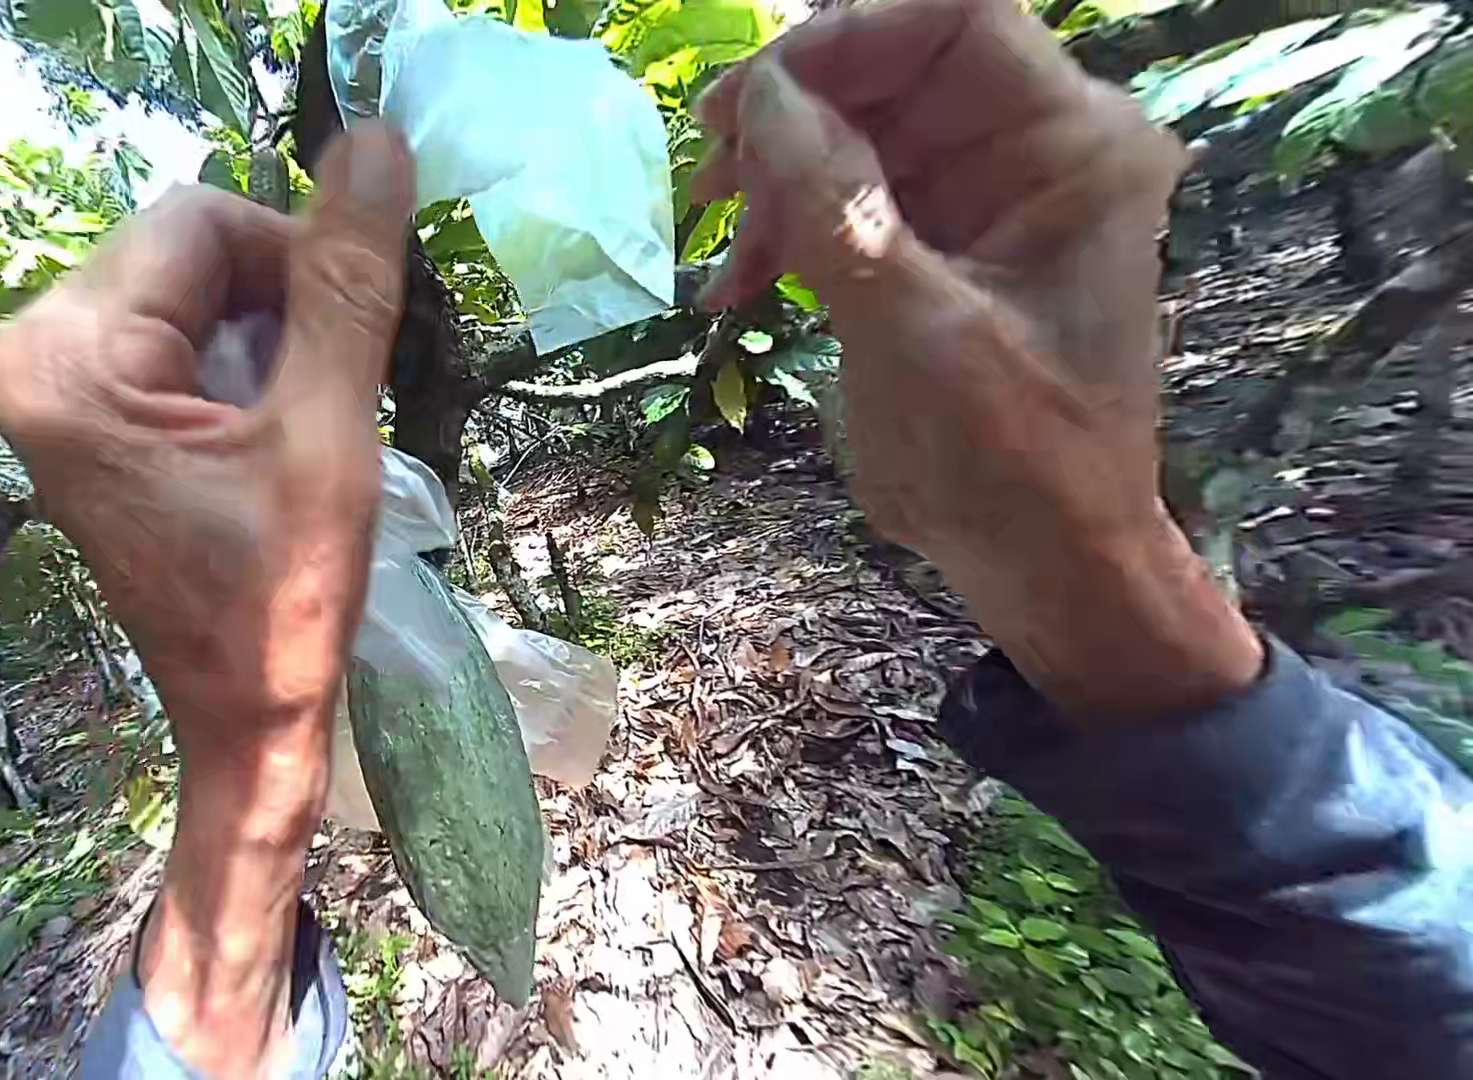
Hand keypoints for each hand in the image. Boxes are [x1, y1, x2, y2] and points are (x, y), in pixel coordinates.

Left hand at [0, 126, 414, 1077]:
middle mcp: (37, 358)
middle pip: (192, 257)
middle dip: (287, 308)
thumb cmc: (290, 599)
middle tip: (337, 401)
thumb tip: (376, 141)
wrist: (253, 719)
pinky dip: (256, 373)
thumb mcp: (326, 437)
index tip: (358, 346)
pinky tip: (286, 438)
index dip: (300, 261)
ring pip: (199, 303)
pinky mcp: (103, 430)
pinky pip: (189, 352)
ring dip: (280, 344)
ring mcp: (64, 398)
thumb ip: (347, 289)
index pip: (201, 222)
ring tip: (315, 430)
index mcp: (67, 356)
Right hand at [693, 0, 1259, 718]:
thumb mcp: (911, 329)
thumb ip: (838, 211)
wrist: (1023, 547)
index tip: (739, 105)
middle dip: (787, 131)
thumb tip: (762, 100)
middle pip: (885, 89)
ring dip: (770, 197)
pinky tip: (735, 292)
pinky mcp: (913, 269)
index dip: (838, 46)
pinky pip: (832, 224)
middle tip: (706, 187)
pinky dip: (777, 247)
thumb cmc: (997, 453)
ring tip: (721, 267)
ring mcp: (961, 218)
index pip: (948, 29)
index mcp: (1063, 149)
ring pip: (845, 159)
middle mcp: (1019, 162)